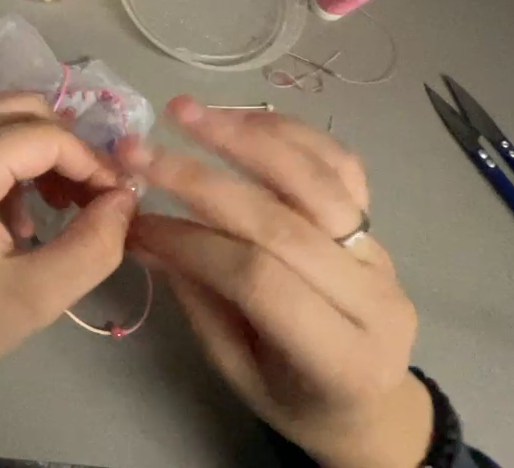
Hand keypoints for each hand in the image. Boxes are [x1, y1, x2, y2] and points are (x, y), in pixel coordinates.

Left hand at [0, 93, 137, 438]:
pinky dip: (7, 161)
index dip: (92, 163)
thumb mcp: (33, 297)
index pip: (46, 135)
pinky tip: (19, 220)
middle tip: (91, 199)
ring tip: (61, 209)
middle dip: (64, 146)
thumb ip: (92, 245)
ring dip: (36, 150)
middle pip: (19, 108)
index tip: (121, 203)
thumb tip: (126, 201)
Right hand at [123, 98, 430, 467]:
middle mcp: (373, 298)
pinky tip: (237, 115)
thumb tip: (138, 229)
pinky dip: (287, 130)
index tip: (132, 223)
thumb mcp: (234, 365)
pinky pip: (340, 163)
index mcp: (340, 357)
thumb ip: (195, 293)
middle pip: (281, 221)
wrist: (369, 403)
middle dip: (196, 180)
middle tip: (135, 152)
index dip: (188, 242)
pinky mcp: (375, 223)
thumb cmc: (292, 395)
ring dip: (240, 136)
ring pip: (313, 180)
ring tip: (182, 110)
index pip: (258, 279)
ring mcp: (381, 253)